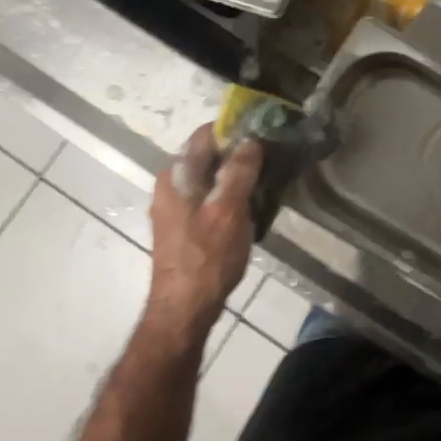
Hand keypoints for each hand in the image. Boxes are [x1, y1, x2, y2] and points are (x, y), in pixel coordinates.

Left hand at [146, 124, 261, 346]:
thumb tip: (249, 140)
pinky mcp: (182, 226)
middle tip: (271, 159)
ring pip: (209, 177)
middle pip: (207, 155)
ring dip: (235, 176)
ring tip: (265, 183)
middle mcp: (169, 185)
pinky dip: (227, 195)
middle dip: (238, 153)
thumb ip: (239, 170)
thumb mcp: (229, 209)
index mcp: (176, 175)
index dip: (235, 129)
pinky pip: (207, 197)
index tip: (265, 132)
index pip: (205, 134)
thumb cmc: (207, 257)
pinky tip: (249, 208)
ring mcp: (173, 207)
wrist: (184, 311)